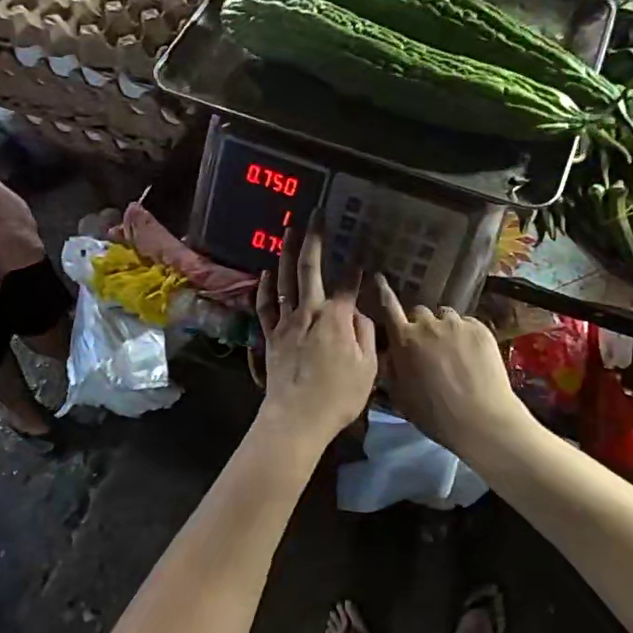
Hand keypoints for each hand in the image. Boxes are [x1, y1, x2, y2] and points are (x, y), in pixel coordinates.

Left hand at [256, 230, 376, 444]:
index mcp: (337, 319)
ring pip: (284, 280)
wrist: (296, 417)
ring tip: (288, 230)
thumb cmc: (338, 397)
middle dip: (313, 240)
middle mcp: (309, 313)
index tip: (360, 256)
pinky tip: (266, 272)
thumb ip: (365, 335)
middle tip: (314, 215)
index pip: (348, 285)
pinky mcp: (270, 336)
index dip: (355, 269)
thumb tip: (359, 313)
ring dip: (286, 253)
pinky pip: (265, 305)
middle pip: (310, 269)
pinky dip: (265, 286)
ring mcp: (286, 323)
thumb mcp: (368, 368)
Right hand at [374, 275, 533, 456]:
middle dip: (420, 325)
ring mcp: (456, 324)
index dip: (383, 291)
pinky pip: (466, 323)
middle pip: (419, 312)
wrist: (480, 419)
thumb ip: (392, 369)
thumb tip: (390, 355)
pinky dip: (465, 334)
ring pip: (444, 316)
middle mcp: (427, 325)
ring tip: (452, 350)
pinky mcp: (480, 328)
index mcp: (404, 340)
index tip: (379, 278)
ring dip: (443, 328)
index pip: (388, 307)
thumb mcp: (400, 395)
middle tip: (427, 346)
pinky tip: (470, 355)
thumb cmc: (433, 413)